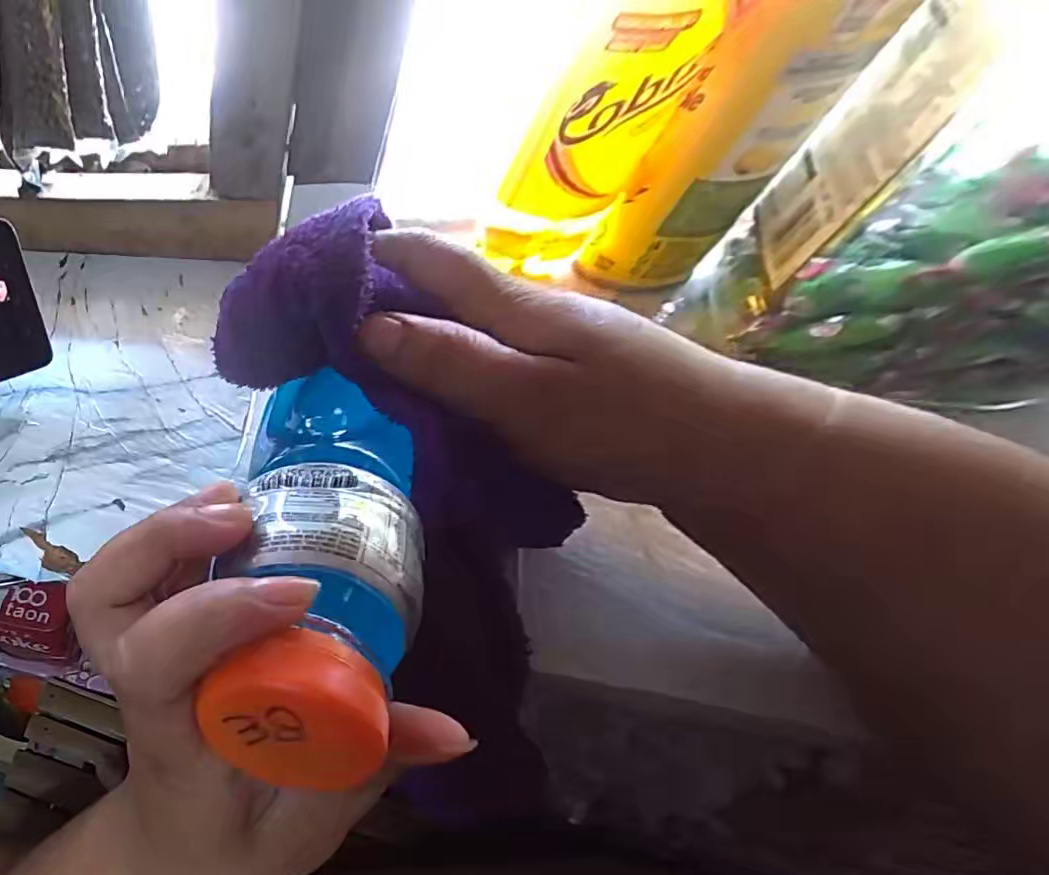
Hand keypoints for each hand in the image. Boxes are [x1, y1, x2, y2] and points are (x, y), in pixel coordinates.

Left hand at [67, 484, 472, 874]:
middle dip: (163, 545)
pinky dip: (177, 532)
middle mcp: (137, 686)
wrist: (177, 839)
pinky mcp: (151, 633)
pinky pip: (142, 571)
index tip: (301, 595)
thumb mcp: (307, 824)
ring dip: (166, 527)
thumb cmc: (235, 838)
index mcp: (169, 737)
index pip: (156, 664)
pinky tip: (229, 512)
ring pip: (111, 576)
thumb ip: (369, 768)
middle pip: (103, 600)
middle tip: (241, 517)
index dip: (216, 615)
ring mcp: (134, 653)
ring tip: (234, 500)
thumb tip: (455, 732)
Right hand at [356, 230, 840, 508]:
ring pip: (461, 322)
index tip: (330, 262)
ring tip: (361, 353)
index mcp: (515, 306)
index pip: (436, 260)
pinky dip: (441, 359)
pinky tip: (425, 384)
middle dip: (387, 290)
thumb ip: (448, 360)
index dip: (384, 251)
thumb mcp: (522, 394)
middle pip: (444, 286)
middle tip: (330, 317)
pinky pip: (479, 353)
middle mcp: (526, 312)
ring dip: (412, 327)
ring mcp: (543, 340)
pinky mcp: (552, 371)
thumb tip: (369, 326)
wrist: (718, 450)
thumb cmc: (620, 421)